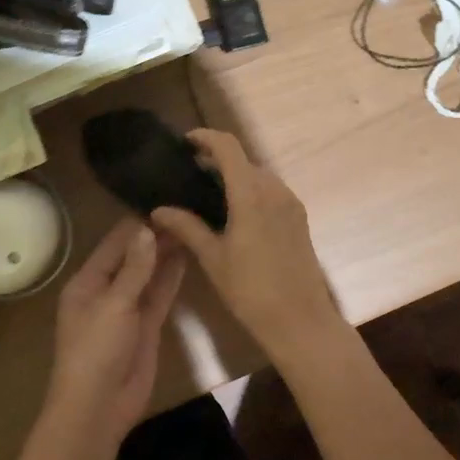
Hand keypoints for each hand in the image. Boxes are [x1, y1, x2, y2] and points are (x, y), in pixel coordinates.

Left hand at [44, 219, 186, 446]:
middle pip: (133, 257)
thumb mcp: (114, 304)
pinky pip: (159, 296)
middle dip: (154, 236)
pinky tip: (187, 256)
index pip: (114, 244)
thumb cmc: (96, 350)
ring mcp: (128, 310)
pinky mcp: (146, 327)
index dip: (137, 223)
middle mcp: (106, 291)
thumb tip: (147, 229)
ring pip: (149, 275)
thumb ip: (134, 268)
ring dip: (165, 254)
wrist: (98, 407)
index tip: (163, 198)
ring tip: (191, 224)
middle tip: (185, 207)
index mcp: (87, 282)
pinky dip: (171, 278)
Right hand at [149, 130, 343, 356]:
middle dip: (217, 160)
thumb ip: (187, 227)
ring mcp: (291, 203)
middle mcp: (275, 190)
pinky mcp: (299, 218)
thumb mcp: (213, 258)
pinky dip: (251, 191)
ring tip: (208, 196)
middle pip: (243, 160)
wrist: (301, 321)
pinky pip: (271, 192)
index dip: (206, 137)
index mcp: (251, 194)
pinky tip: (235, 215)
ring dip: (235, 176)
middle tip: (189, 176)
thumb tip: (158, 209)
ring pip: (259, 176)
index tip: (184, 143)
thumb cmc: (251, 290)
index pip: (228, 147)